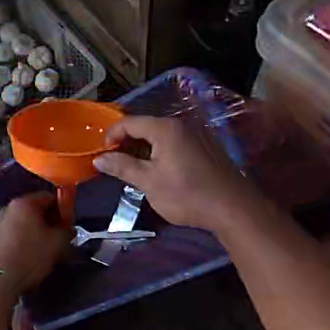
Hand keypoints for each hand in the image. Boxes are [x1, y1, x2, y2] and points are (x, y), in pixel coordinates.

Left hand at [0, 192, 71, 291]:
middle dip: (51, 220)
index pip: (49, 197)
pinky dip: (28, 237)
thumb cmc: (31, 256)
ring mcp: (1, 222)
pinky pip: (18, 231)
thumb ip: (67, 230)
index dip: (63, 209)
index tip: (69, 224)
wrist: (1, 279)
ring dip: (40, 230)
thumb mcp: (57, 243)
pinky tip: (34, 251)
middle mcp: (10, 208)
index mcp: (25, 203)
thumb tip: (68, 228)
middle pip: (37, 209)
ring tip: (49, 246)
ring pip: (27, 221)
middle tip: (61, 235)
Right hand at [94, 115, 264, 233]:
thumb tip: (99, 158)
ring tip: (134, 169)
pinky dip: (161, 151)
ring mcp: (197, 134)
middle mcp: (182, 124)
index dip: (111, 135)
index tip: (102, 153)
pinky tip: (159, 170)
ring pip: (161, 135)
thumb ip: (122, 167)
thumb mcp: (148, 182)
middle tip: (115, 162)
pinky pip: (176, 142)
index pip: (129, 122)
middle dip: (127, 142)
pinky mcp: (206, 147)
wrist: (231, 207)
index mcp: (165, 128)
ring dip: (144, 148)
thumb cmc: (186, 194)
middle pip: (146, 126)